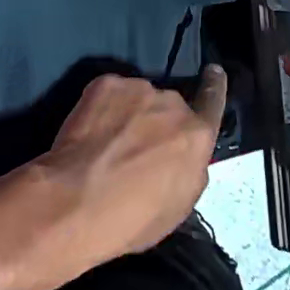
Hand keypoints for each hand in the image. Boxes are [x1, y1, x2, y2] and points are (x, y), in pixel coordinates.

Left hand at [37, 67, 226, 261]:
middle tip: (135, 149)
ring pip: (138, 99)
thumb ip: (190, 168)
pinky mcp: (105, 84)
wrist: (75, 201)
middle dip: (157, 122)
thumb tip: (184, 154)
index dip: (214, 86)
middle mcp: (173, 104)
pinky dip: (103, 109)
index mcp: (197, 135)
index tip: (213, 72)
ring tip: (107, 144)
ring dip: (129, 115)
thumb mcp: (180, 205)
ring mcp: (138, 89)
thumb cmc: (132, 217)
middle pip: (168, 107)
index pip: (213, 100)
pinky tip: (90, 134)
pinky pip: (111, 94)